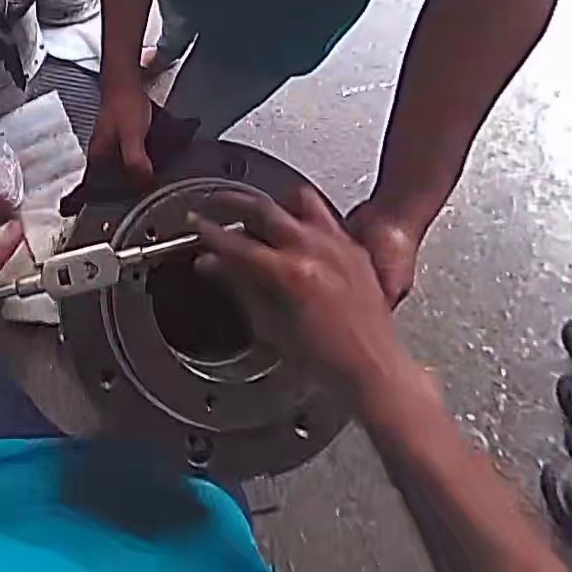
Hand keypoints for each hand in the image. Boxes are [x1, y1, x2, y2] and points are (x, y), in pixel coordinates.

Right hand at [88, 73, 153, 185]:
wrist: (126, 81)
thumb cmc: (125, 105)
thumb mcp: (132, 135)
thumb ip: (135, 160)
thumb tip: (143, 182)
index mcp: (98, 155)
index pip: (101, 187)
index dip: (116, 196)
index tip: (132, 201)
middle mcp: (101, 152)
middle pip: (111, 179)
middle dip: (126, 187)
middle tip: (144, 193)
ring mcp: (109, 144)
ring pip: (120, 168)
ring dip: (133, 175)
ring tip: (149, 181)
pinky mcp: (119, 137)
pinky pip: (127, 157)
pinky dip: (137, 162)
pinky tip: (149, 162)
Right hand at [190, 189, 417, 388]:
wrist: (375, 370)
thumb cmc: (327, 360)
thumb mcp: (270, 325)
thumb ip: (238, 285)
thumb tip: (210, 264)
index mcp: (290, 273)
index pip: (236, 243)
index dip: (209, 231)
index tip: (195, 223)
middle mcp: (315, 251)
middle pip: (262, 208)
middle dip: (231, 201)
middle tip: (213, 201)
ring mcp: (336, 246)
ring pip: (296, 201)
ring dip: (270, 202)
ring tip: (254, 209)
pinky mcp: (352, 248)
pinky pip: (323, 217)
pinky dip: (301, 216)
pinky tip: (292, 229)